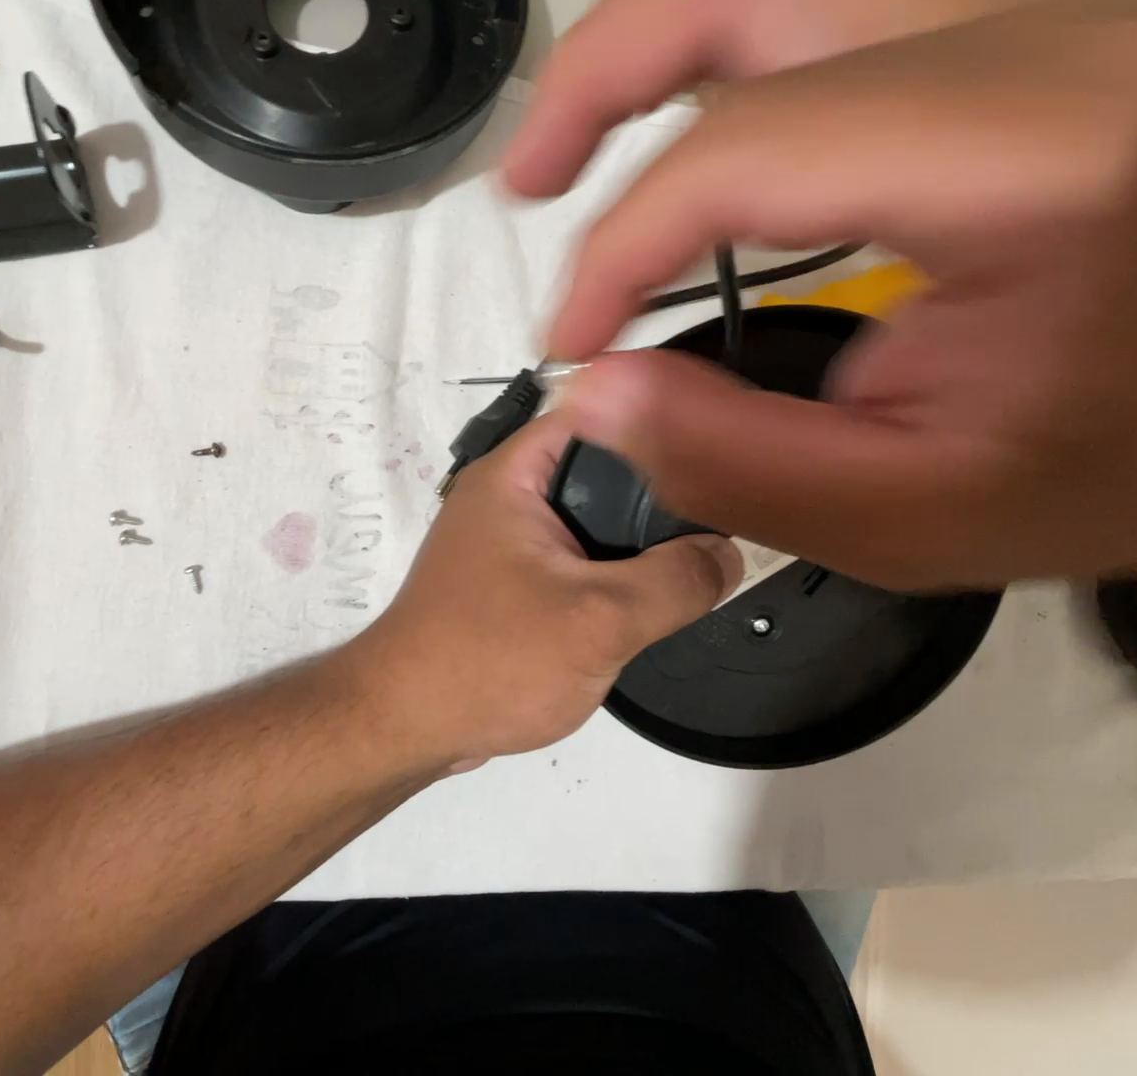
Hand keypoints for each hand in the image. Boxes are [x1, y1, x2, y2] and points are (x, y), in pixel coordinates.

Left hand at [345, 417, 740, 765]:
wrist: (409, 726)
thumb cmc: (490, 661)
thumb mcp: (599, 620)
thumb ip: (675, 583)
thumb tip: (728, 556)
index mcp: (513, 477)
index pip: (594, 411)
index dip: (657, 415)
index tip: (719, 440)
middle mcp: (506, 498)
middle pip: (600, 468)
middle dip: (658, 490)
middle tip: (722, 508)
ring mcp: (507, 543)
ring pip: (592, 523)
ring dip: (637, 541)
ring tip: (701, 553)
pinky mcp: (511, 585)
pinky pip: (576, 563)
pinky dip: (611, 575)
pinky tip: (653, 597)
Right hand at [510, 0, 1136, 589]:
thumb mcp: (919, 520)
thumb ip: (741, 465)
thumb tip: (597, 394)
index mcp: (1044, 156)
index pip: (753, 142)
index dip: (621, 242)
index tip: (573, 344)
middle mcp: (1052, 31)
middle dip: (602, 77)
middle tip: (527, 185)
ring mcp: (1053, 8)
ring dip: (656, 52)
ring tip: (575, 158)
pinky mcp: (1038, 27)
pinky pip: (839, 15)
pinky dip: (729, 69)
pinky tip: (695, 146)